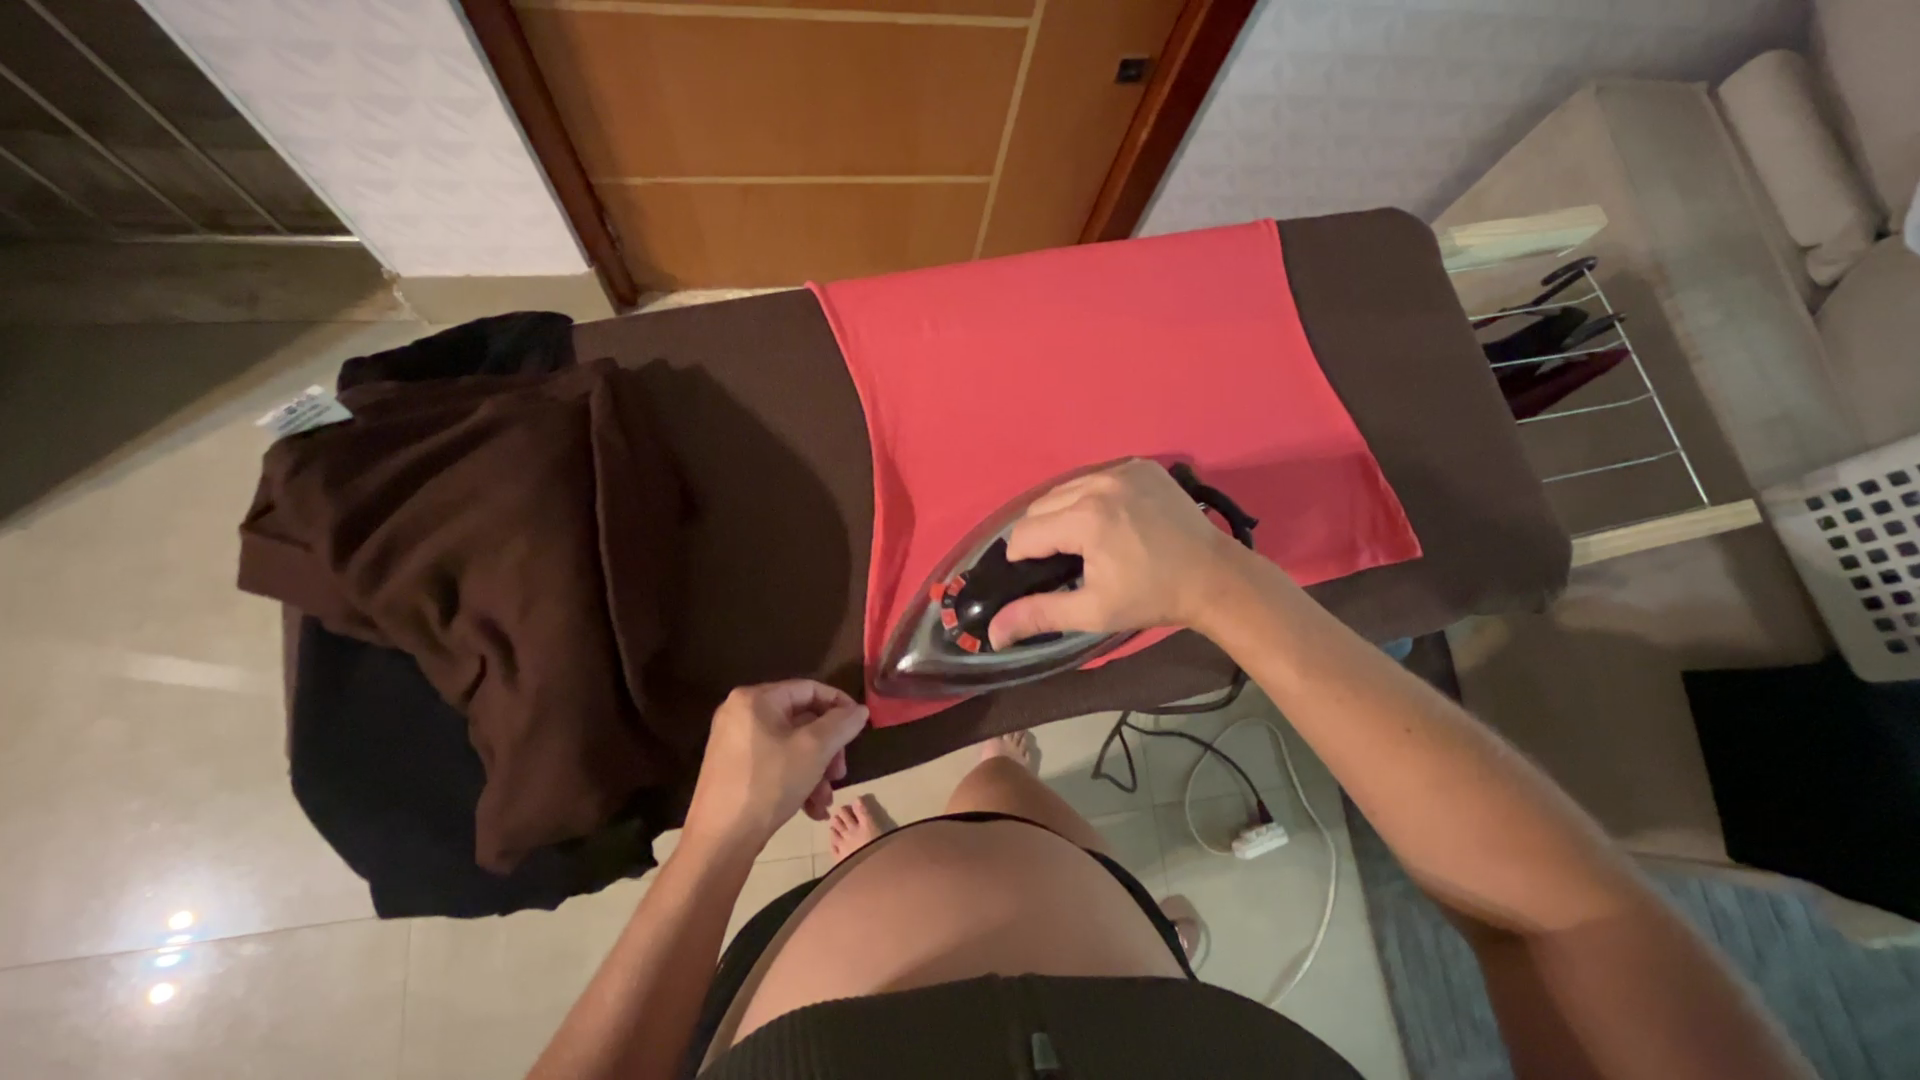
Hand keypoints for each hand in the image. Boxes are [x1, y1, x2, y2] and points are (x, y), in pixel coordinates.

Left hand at [682, 681, 868, 852]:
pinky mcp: (734, 768)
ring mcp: (735, 742)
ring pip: (791, 746)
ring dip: (815, 771)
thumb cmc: (769, 783)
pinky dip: (796, 781)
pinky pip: (775, 763)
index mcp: (755, 699)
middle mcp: (741, 714)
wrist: (720, 839)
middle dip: (827, 749)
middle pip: (801, 720)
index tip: (860, 726)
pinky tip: (811, 809)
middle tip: (840, 774)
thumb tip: (859, 710)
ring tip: (825, 800)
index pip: (809, 689)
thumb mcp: (814, 749)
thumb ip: (841, 724)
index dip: (840, 705)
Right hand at [987, 459, 1256, 647]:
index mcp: (1084, 519)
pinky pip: (1095, 477)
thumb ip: (1039, 615)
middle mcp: (1098, 484)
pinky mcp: (1140, 465)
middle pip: (1040, 507)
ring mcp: (1121, 470)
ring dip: (1063, 513)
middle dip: (1042, 534)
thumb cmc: (1152, 597)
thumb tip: (993, 634)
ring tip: (1085, 541)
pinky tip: (1110, 520)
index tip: (1043, 575)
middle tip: (1065, 561)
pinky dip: (1091, 496)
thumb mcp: (1093, 611)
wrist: (1214, 576)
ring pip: (1065, 488)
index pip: (1024, 533)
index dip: (1024, 559)